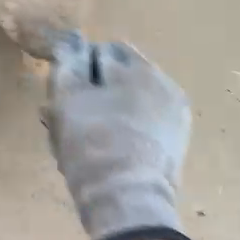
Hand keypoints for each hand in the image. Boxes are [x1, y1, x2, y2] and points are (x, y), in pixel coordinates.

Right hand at [43, 31, 199, 239]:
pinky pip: (144, 121)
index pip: (98, 52)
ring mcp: (174, 112)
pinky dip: (126, 128)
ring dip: (109, 109)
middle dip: (94, 89)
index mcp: (136, 68)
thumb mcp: (67, 99)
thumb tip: (72, 40)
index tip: (62, 96)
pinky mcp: (176, 139)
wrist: (126, 199)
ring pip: (131, 98)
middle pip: (118, 74)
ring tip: (89, 138)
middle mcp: (163, 82)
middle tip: (72, 118)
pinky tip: (110, 150)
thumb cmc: (90, 146)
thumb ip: (67, 63)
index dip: (77, 71)